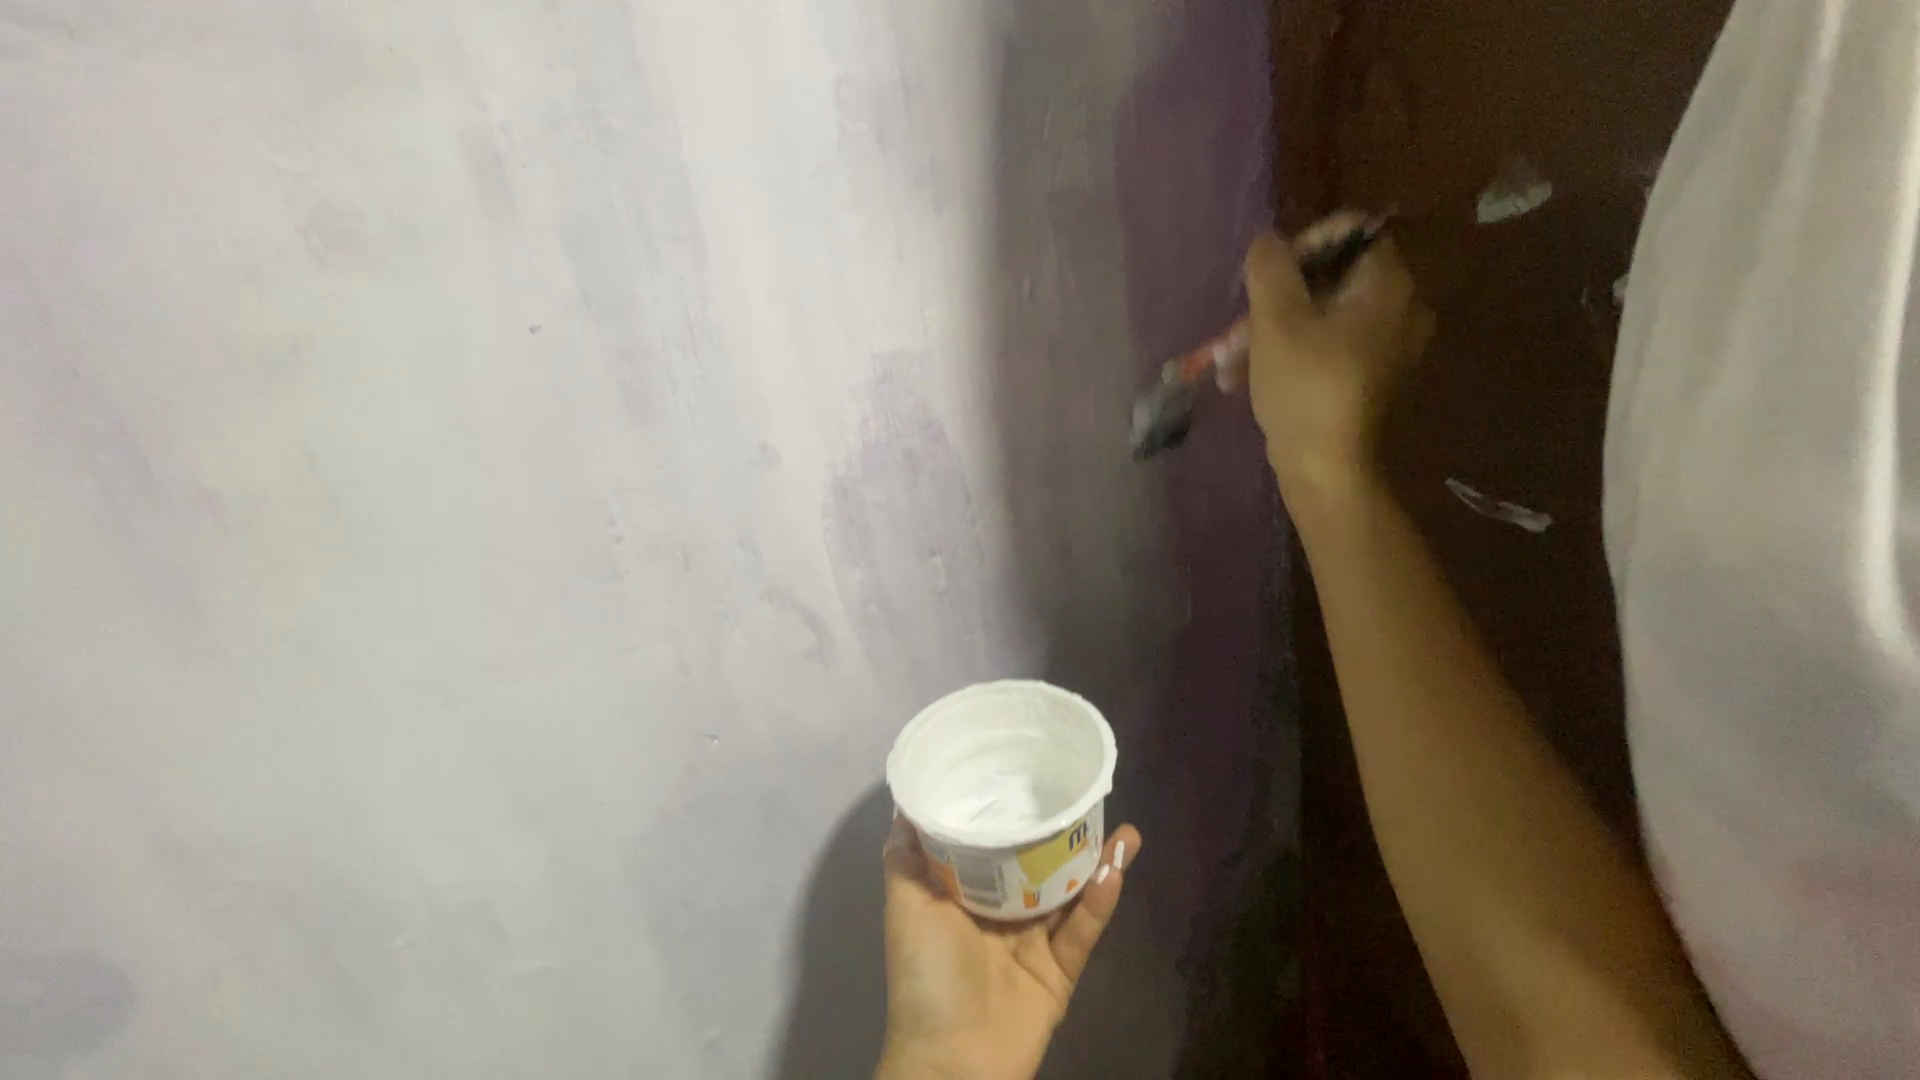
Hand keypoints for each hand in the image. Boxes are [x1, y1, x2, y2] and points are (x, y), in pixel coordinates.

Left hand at [874, 813, 1140, 1079]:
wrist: (951, 1063)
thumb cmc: (925, 975)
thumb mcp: (905, 905)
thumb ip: (906, 856)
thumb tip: (907, 800)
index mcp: (964, 895)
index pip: (992, 843)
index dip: (1010, 812)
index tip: (1030, 772)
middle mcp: (1000, 913)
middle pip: (1039, 864)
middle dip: (1063, 834)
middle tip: (1087, 798)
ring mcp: (1033, 942)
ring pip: (1070, 893)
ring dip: (1096, 862)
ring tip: (1124, 831)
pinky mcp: (1060, 972)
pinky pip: (1083, 931)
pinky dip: (1100, 903)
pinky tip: (1114, 869)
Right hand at [1242, 211, 1434, 498]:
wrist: (1325, 470)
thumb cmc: (1304, 388)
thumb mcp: (1276, 321)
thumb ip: (1270, 268)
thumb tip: (1268, 240)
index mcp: (1389, 287)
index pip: (1351, 234)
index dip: (1301, 245)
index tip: (1263, 276)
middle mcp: (1399, 310)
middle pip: (1329, 280)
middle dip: (1272, 302)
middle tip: (1234, 329)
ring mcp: (1385, 348)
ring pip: (1319, 318)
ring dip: (1268, 334)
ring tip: (1228, 361)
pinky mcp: (1366, 379)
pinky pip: (1324, 349)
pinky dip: (1286, 356)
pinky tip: (1245, 379)